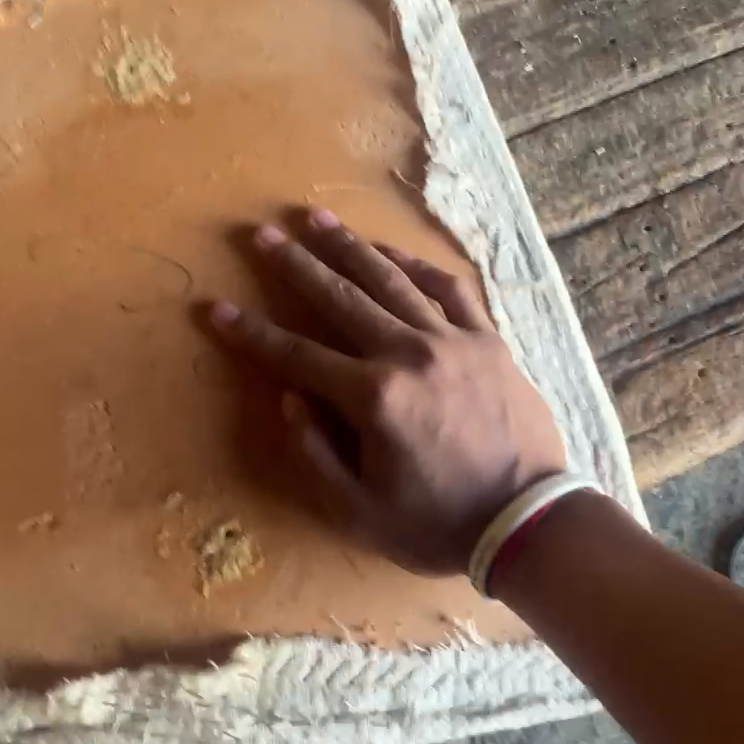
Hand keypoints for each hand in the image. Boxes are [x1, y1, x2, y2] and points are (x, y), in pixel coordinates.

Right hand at [206, 207, 567, 576]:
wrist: (527, 521)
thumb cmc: (438, 524)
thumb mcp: (360, 511)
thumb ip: (316, 452)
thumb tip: (289, 397)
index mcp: (374, 398)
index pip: (296, 356)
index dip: (250, 333)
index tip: (216, 308)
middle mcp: (409, 354)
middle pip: (339, 299)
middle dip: (295, 265)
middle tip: (262, 234)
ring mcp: (453, 340)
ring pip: (391, 280)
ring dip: (349, 247)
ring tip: (316, 218)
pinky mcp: (487, 339)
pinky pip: (449, 289)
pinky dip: (417, 266)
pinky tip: (391, 251)